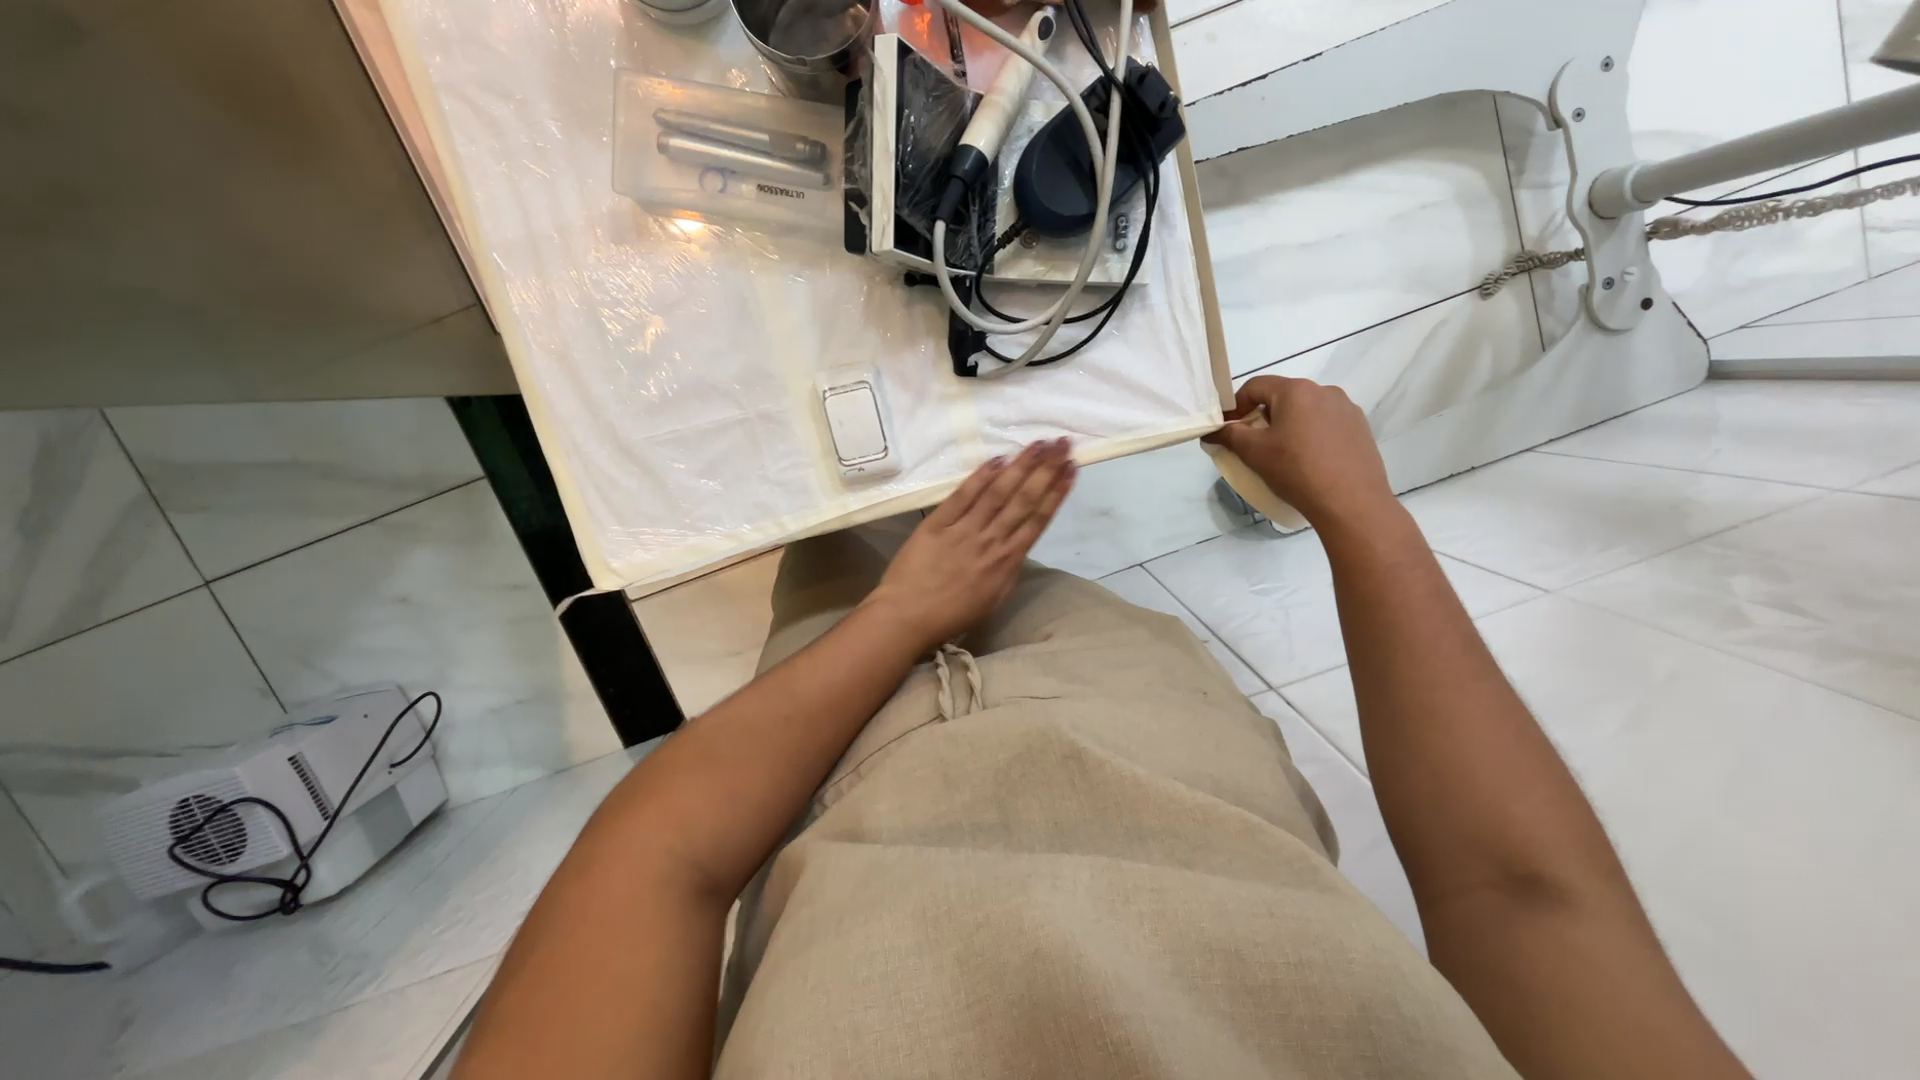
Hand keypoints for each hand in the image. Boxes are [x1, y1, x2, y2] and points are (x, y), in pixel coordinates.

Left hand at [863, 439, 1076, 649]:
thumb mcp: (993, 597)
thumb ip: (1008, 568)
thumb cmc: (951, 614)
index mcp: (1007, 562)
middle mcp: (991, 541)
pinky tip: (997, 459)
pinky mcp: (937, 524)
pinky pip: (962, 496)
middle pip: (1024, 499)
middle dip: (1046, 469)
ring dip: (1020, 465)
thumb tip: (1018, 543)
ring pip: (998, 492)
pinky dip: (980, 476)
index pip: (1038, 520)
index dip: (1057, 492)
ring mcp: (964, 530)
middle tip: (1062, 443)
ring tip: (1038, 443)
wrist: (907, 617)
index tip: (1072, 468)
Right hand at [1203, 376, 1396, 532]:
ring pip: (1306, 410)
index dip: (1236, 405)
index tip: (1229, 429)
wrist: (1350, 502)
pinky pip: (1326, 424)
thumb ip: (1230, 436)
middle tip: (1254, 444)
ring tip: (1284, 454)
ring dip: (1289, 425)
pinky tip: (1310, 460)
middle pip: (1283, 396)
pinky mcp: (1360, 428)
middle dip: (1264, 416)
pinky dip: (1312, 435)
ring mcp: (1346, 409)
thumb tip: (1213, 431)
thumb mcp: (1254, 453)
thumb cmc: (1296, 471)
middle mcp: (1324, 391)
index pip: (1256, 386)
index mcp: (1296, 390)